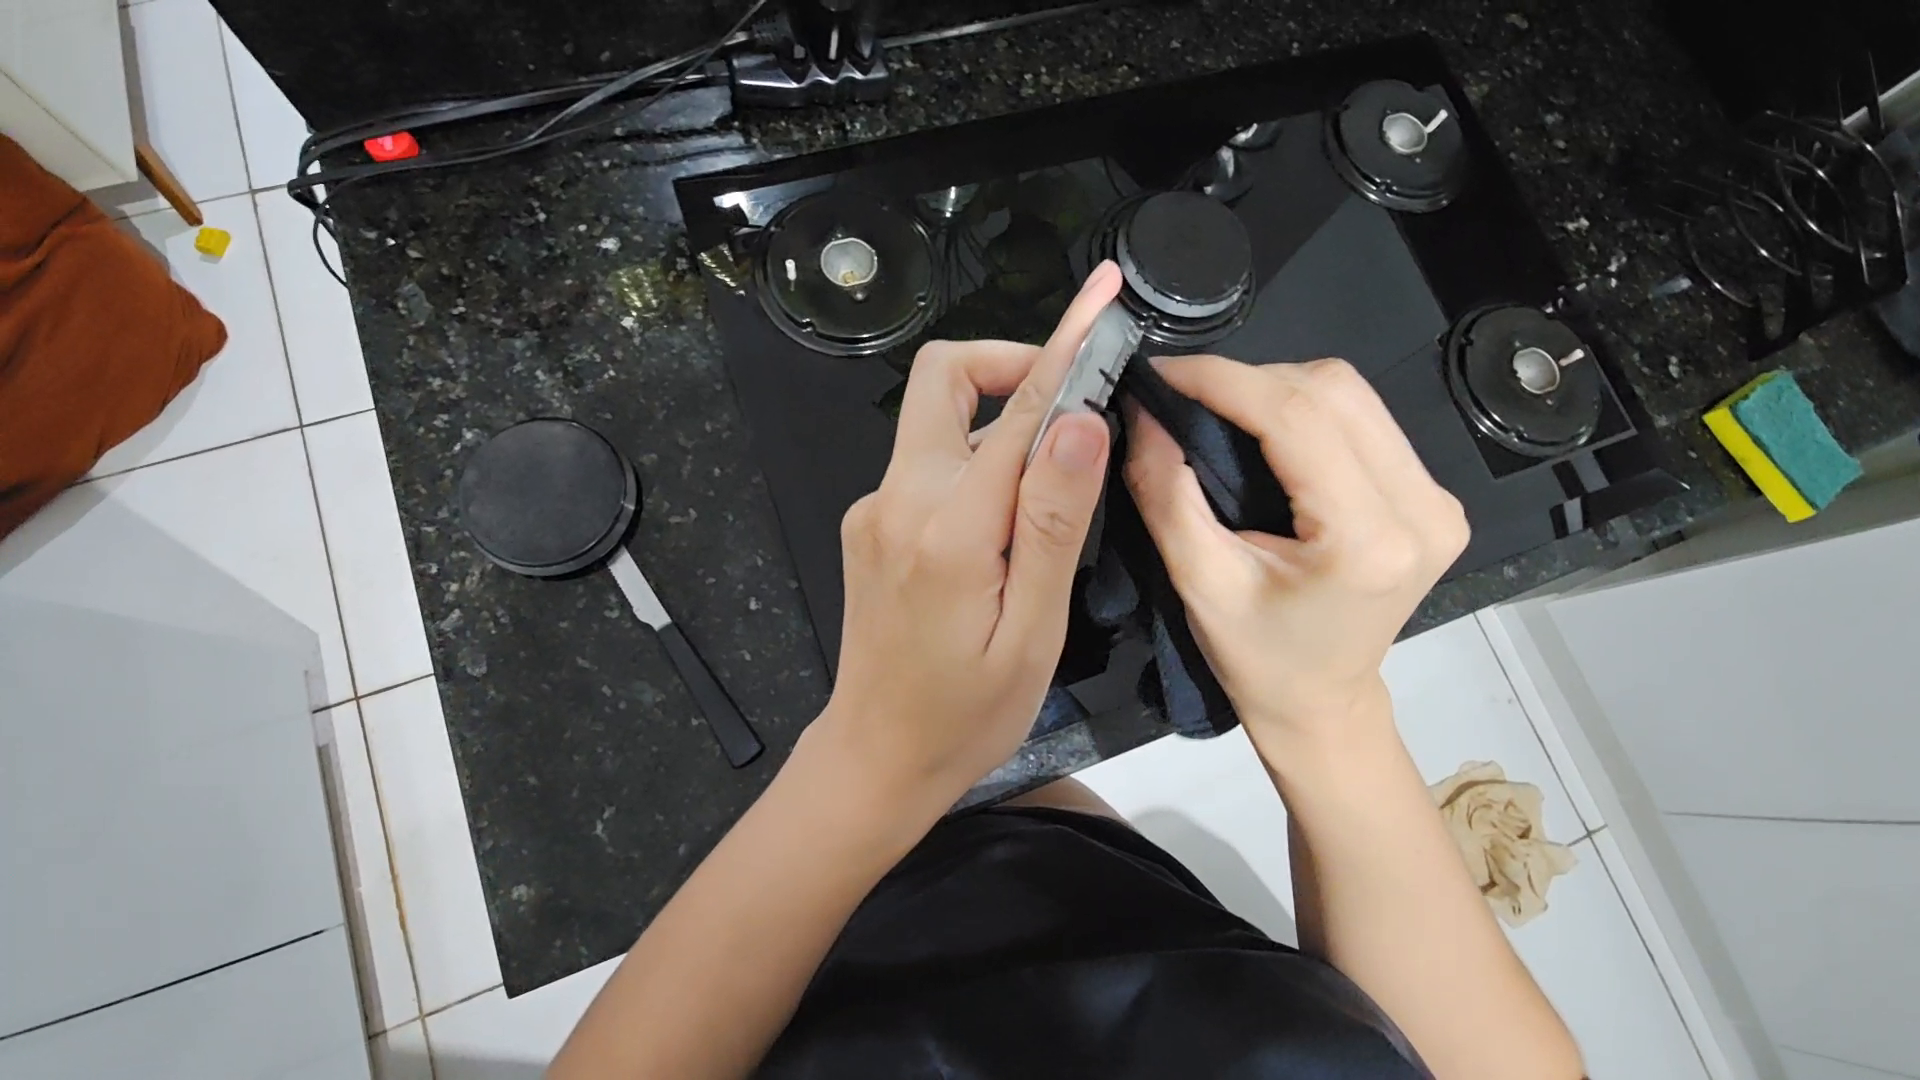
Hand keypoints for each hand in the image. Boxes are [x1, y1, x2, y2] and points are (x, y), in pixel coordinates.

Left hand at [813, 264, 1124, 800]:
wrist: (877, 755)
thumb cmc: (966, 713)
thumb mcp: (1031, 632)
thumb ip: (1051, 524)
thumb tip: (1080, 424)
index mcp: (947, 528)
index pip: (1017, 412)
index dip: (1068, 349)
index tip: (1104, 300)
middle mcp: (898, 498)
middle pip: (944, 377)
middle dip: (1012, 361)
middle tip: (1072, 394)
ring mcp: (874, 507)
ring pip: (938, 419)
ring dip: (997, 418)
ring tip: (1051, 474)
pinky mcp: (870, 522)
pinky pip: (928, 462)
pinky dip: (974, 460)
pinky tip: (1004, 520)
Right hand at [1122, 356, 1468, 749]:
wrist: (1321, 702)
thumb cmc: (1256, 658)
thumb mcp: (1198, 582)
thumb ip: (1166, 492)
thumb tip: (1143, 410)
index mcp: (1368, 540)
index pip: (1298, 417)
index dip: (1223, 380)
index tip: (1160, 372)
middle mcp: (1422, 509)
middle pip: (1334, 390)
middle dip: (1248, 379)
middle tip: (1184, 397)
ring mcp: (1438, 499)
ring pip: (1352, 394)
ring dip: (1276, 388)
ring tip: (1218, 411)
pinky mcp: (1432, 495)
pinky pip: (1363, 419)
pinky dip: (1304, 409)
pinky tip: (1264, 432)